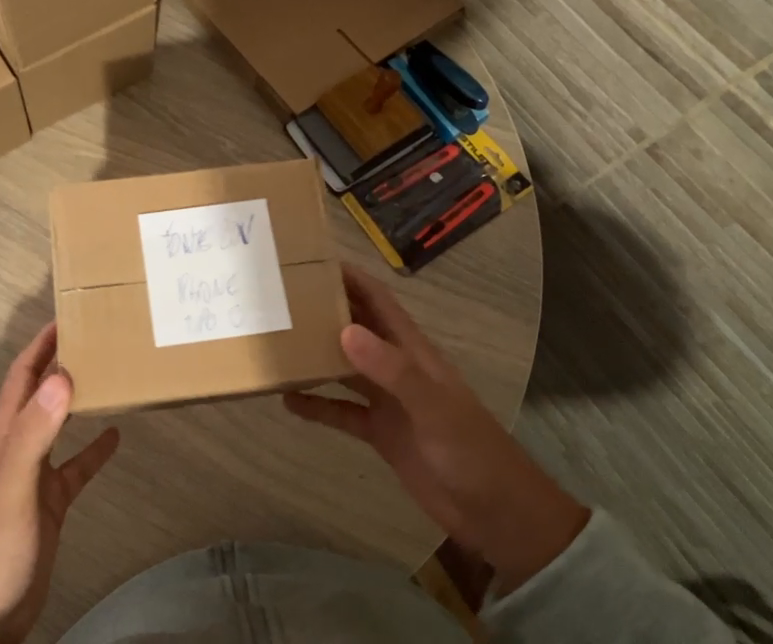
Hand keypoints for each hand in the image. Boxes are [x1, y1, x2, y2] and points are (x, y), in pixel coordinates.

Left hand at [0, 324, 119, 642]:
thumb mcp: (12, 486)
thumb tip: (62, 375)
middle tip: (98, 335)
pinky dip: (93, 449)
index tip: (68, 314)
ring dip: (80, 398)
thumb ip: (34, 433)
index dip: (41, 343)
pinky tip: (115, 437)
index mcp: (5, 434)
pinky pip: (75, 467)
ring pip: (59, 423)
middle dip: (62, 360)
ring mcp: (34, 476)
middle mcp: (18, 446)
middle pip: (40, 390)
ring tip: (111, 374)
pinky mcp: (50, 504)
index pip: (22, 374)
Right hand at [284, 267, 586, 595]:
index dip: (351, 279)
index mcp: (414, 352)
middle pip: (357, 329)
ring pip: (345, 368)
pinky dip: (317, 405)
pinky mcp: (381, 433)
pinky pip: (342, 411)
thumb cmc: (471, 451)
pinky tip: (288, 402)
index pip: (379, 302)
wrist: (495, 511)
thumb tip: (345, 330)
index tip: (311, 261)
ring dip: (315, 356)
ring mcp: (389, 401)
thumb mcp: (433, 407)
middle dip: (324, 311)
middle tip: (280, 298)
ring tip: (276, 344)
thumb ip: (392, 370)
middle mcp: (397, 368)